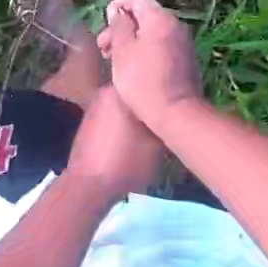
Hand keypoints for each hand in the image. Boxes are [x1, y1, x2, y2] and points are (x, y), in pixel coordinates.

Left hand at [63, 87, 162, 203]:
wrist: (89, 186)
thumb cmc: (126, 162)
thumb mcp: (157, 144)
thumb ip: (164, 122)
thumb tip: (173, 111)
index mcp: (121, 91)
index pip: (150, 80)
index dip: (166, 91)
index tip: (178, 101)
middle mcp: (105, 92)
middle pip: (137, 92)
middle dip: (151, 102)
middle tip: (169, 115)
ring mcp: (95, 105)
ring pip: (125, 104)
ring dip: (138, 113)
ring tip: (154, 127)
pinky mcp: (90, 121)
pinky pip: (114, 114)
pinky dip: (126, 121)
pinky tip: (134, 136)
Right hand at [96, 0, 204, 129]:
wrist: (176, 113)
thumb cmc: (142, 81)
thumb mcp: (123, 51)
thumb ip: (119, 26)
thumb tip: (116, 10)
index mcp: (160, 18)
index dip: (118, 5)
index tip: (104, 21)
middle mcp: (175, 25)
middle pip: (144, 16)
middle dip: (121, 27)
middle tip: (103, 47)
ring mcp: (183, 42)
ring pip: (152, 32)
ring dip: (131, 40)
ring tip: (113, 59)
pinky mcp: (185, 59)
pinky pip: (161, 44)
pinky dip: (144, 49)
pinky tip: (132, 66)